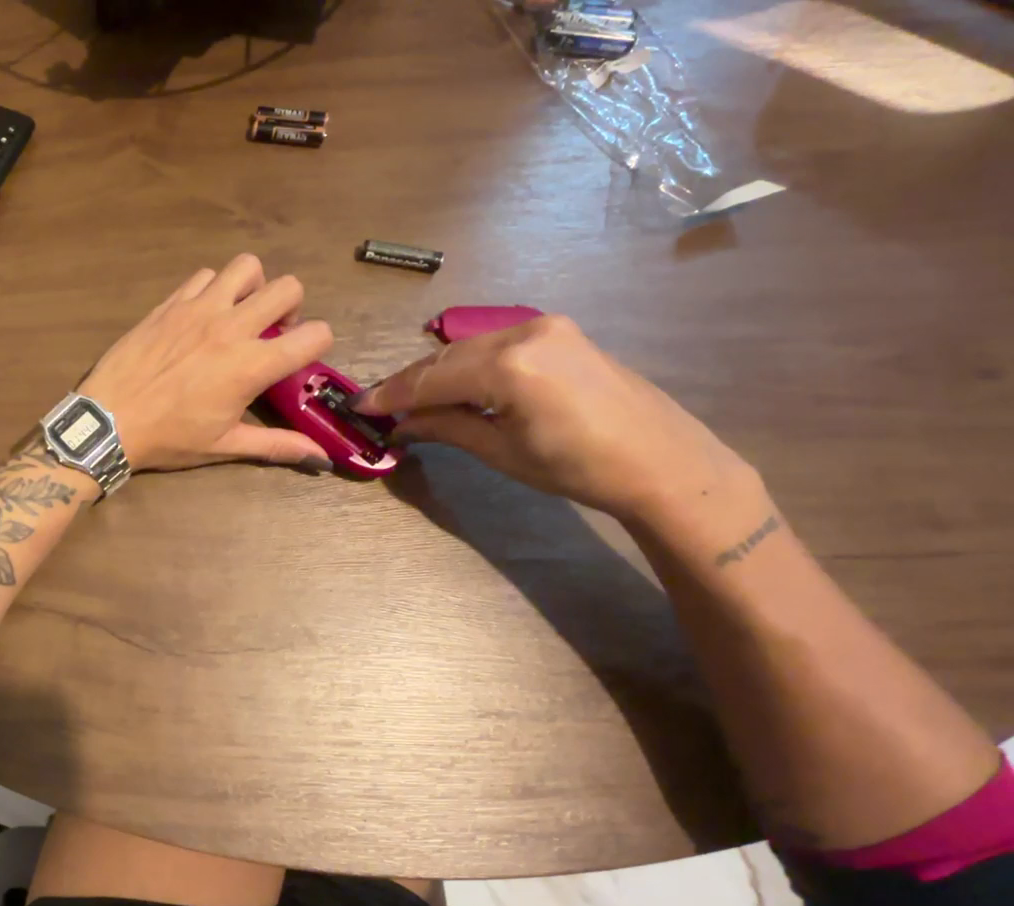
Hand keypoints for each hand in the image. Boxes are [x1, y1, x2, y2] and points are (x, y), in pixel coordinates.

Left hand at [77, 254, 332, 472]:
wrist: (108, 422)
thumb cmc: (167, 439)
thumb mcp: (224, 446)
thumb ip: (277, 445)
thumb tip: (320, 458)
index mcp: (250, 366)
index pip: (315, 335)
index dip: (317, 345)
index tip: (299, 359)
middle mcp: (231, 327)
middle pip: (288, 286)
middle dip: (291, 307)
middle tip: (272, 332)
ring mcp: (198, 309)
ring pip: (246, 267)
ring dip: (253, 286)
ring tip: (240, 314)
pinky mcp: (170, 303)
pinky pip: (204, 276)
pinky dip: (213, 289)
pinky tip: (203, 315)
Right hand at [354, 315, 761, 526]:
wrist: (660, 460)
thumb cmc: (578, 467)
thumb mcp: (501, 452)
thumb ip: (445, 428)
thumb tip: (400, 424)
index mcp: (508, 366)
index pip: (430, 378)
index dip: (390, 395)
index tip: (357, 406)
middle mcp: (523, 333)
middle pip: (445, 357)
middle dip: (409, 383)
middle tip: (378, 407)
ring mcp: (544, 327)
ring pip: (467, 349)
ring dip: (436, 374)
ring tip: (409, 401)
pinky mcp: (558, 332)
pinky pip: (493, 345)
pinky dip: (466, 366)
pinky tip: (452, 387)